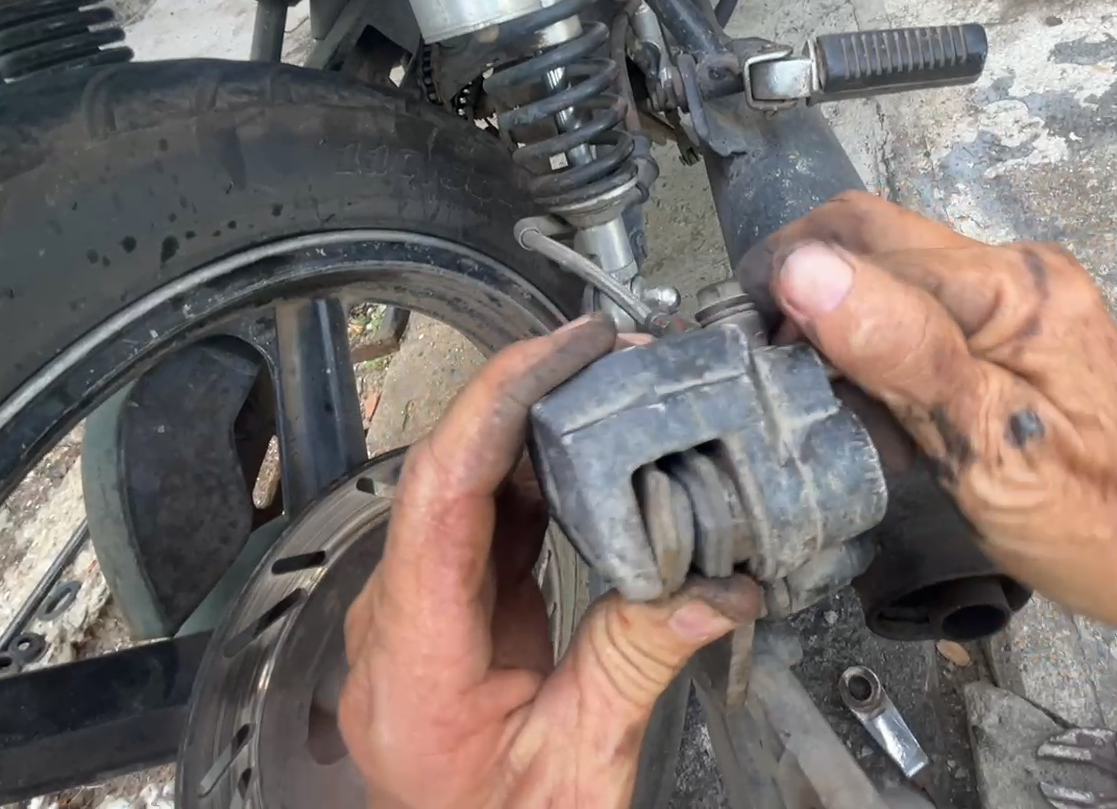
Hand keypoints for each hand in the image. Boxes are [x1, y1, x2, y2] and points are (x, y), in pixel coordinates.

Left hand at [337, 314, 761, 808]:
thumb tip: (717, 582)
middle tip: (607, 353)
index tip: (566, 350)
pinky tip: (587, 445)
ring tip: (608, 384)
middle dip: (529, 393)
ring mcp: (423, 600)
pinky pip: (491, 510)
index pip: (441, 489)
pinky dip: (540, 467)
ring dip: (538, 422)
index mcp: (414, 659)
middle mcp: (400, 615)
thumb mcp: (581, 765)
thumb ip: (639, 663)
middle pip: (452, 465)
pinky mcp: (453, 596)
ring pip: (472, 478)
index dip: (500, 401)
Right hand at [740, 192, 1116, 641]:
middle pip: (874, 236)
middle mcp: (1015, 268)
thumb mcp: (985, 449)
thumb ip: (898, 351)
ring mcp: (1018, 294)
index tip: (748, 341)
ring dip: (836, 315)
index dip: (787, 271)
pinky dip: (872, 338)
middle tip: (771, 362)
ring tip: (820, 389)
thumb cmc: (1095, 526)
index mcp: (1011, 287)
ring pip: (889, 270)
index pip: (862, 235)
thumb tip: (802, 268)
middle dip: (805, 284)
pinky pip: (918, 303)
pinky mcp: (1014, 325)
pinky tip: (871, 395)